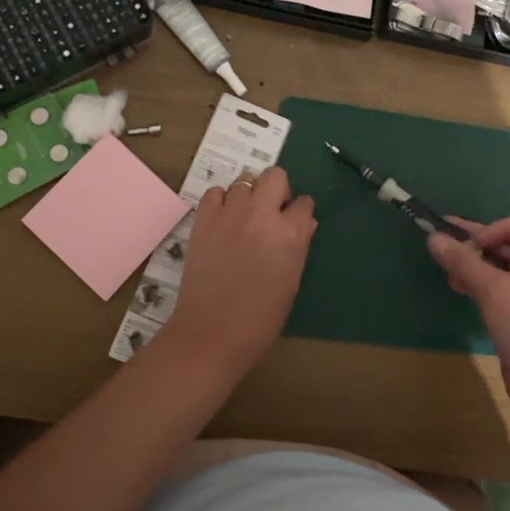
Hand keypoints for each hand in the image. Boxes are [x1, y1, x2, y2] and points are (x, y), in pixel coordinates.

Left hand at [161, 166, 316, 377]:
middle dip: (277, 190)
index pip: (304, 202)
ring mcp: (230, 213)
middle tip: (271, 212)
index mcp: (291, 233)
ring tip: (243, 218)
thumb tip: (305, 224)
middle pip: (275, 176)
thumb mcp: (291, 283)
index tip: (294, 222)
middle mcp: (262, 214)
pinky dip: (221, 201)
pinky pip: (215, 192)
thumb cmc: (260, 319)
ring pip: (245, 180)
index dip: (300, 212)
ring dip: (248, 195)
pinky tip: (222, 220)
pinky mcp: (204, 218)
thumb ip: (299, 246)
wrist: (212, 334)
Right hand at [428, 215, 509, 409]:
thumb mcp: (491, 289)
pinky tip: (460, 289)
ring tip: (448, 271)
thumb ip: (462, 261)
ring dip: (473, 265)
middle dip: (475, 244)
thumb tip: (433, 237)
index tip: (472, 245)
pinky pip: (497, 289)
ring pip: (498, 268)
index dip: (493, 228)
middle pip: (505, 244)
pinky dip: (478, 285)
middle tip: (443, 245)